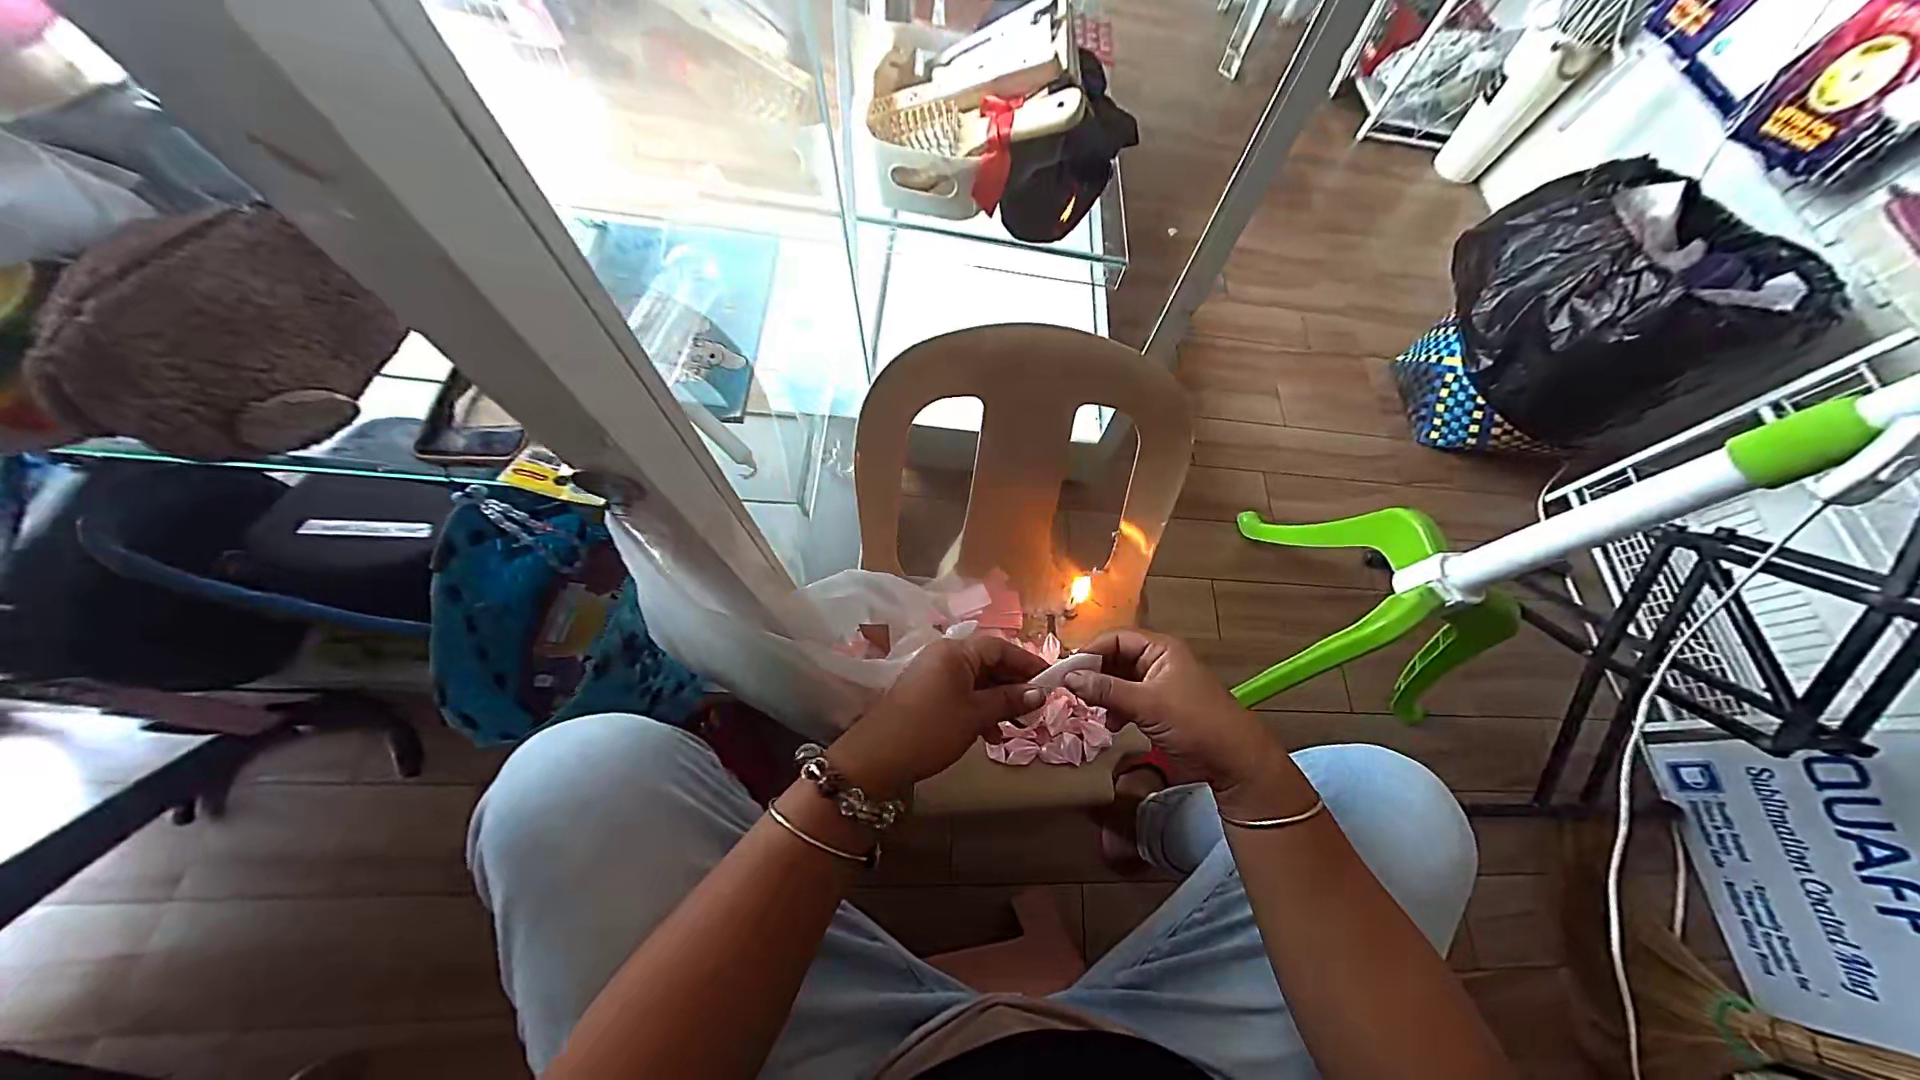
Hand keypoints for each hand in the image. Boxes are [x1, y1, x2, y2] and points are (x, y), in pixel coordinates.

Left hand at [828, 635, 1047, 798]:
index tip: (1051, 682)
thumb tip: (1040, 693)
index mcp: (955, 651)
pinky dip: (979, 709)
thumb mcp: (976, 715)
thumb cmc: (931, 729)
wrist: (876, 758)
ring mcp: (932, 675)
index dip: (1028, 663)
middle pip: (989, 662)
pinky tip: (991, 734)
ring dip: (998, 701)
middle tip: (1037, 708)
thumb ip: (1009, 700)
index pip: (1000, 647)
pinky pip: (961, 694)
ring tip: (1017, 726)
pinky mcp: (925, 695)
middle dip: (1014, 685)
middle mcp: (943, 656)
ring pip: (976, 681)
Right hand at [1064, 629, 1298, 807]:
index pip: (1114, 639)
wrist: (1234, 761)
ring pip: (1119, 681)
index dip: (1089, 653)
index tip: (1065, 671)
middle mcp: (1157, 661)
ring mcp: (1158, 684)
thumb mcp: (1147, 704)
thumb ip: (1107, 690)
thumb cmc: (1195, 722)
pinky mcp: (1158, 707)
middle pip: (1115, 659)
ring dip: (1103, 694)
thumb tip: (1069, 678)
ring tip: (1092, 711)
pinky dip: (1115, 709)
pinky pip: (1127, 700)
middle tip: (1072, 692)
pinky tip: (1110, 724)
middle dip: (1094, 675)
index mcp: (1160, 649)